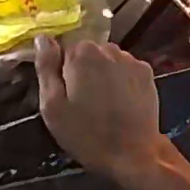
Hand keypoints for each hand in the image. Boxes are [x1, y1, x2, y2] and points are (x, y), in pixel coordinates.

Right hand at [35, 36, 166, 179]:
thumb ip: (46, 68)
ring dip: (103, 73)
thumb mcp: (53, 106)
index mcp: (82, 53)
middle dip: (83, 70)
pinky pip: (126, 68)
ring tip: (102, 103)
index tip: (65, 93)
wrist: (132, 152)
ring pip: (108, 59)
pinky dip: (121, 79)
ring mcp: (131, 59)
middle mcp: (108, 48)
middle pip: (89, 52)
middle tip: (82, 102)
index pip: (65, 49)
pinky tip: (120, 101)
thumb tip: (43, 37)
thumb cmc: (86, 133)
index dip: (62, 71)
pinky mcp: (147, 71)